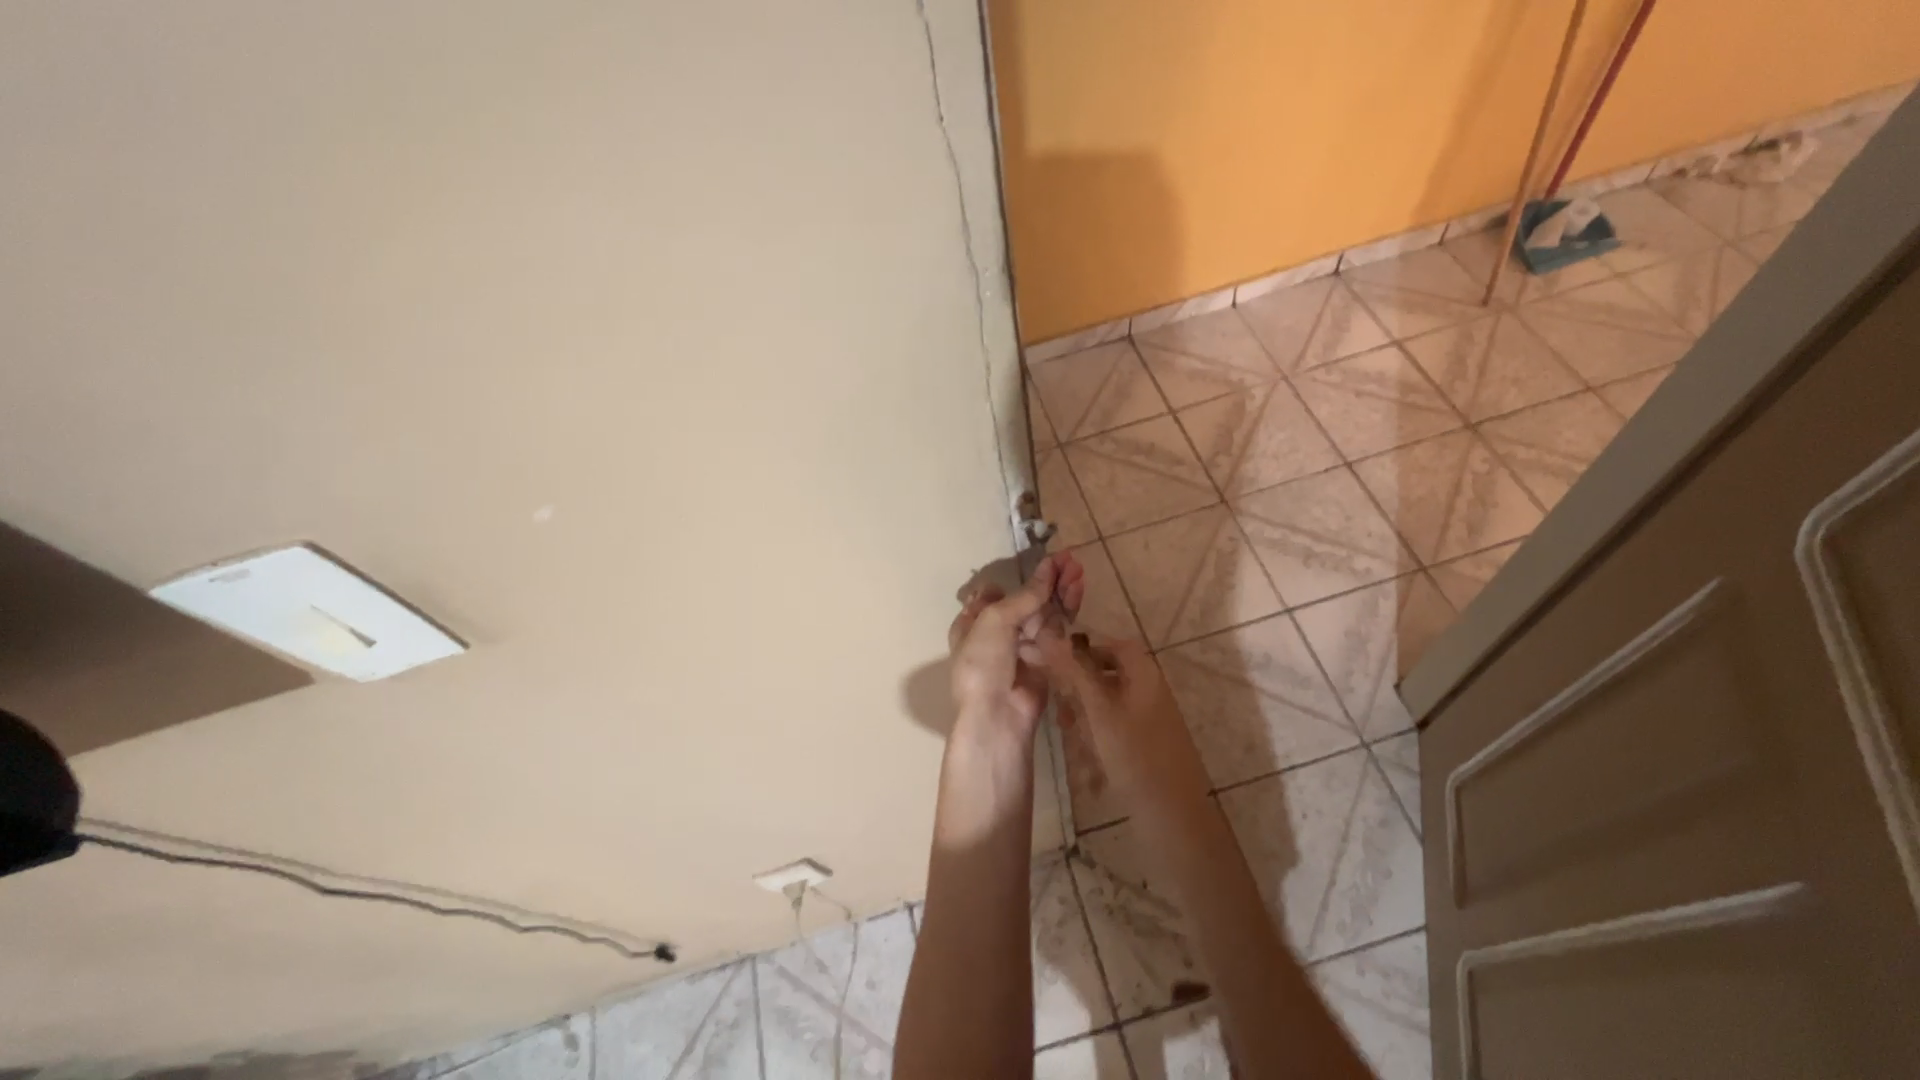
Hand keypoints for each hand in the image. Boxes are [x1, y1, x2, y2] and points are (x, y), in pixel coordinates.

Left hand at [947, 552, 1083, 737]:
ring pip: (1044, 612)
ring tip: (1078, 570)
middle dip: (1046, 581)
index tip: (1042, 562)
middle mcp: (998, 632)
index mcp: (973, 623)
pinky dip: (1066, 609)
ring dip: (1060, 590)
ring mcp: (1022, 646)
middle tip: (1069, 560)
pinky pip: (1057, 629)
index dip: (1018, 578)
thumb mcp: (995, 620)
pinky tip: (1077, 589)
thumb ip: (1024, 596)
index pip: (996, 594)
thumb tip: (1048, 570)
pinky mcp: (1045, 658)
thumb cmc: (984, 663)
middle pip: (1025, 600)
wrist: (998, 715)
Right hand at [1038, 634, 1210, 817]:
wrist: (1172, 813)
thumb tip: (1048, 634)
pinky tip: (1088, 764)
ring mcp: (1150, 721)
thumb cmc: (1134, 754)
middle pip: (1109, 677)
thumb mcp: (1099, 710)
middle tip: (1061, 710)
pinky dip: (1098, 741)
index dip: (1086, 652)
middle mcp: (1150, 693)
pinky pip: (1115, 732)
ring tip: (1071, 738)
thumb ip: (1074, 672)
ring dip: (1085, 719)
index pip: (1115, 646)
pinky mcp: (1146, 747)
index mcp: (1145, 675)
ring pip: (1108, 707)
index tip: (1058, 668)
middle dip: (1081, 691)